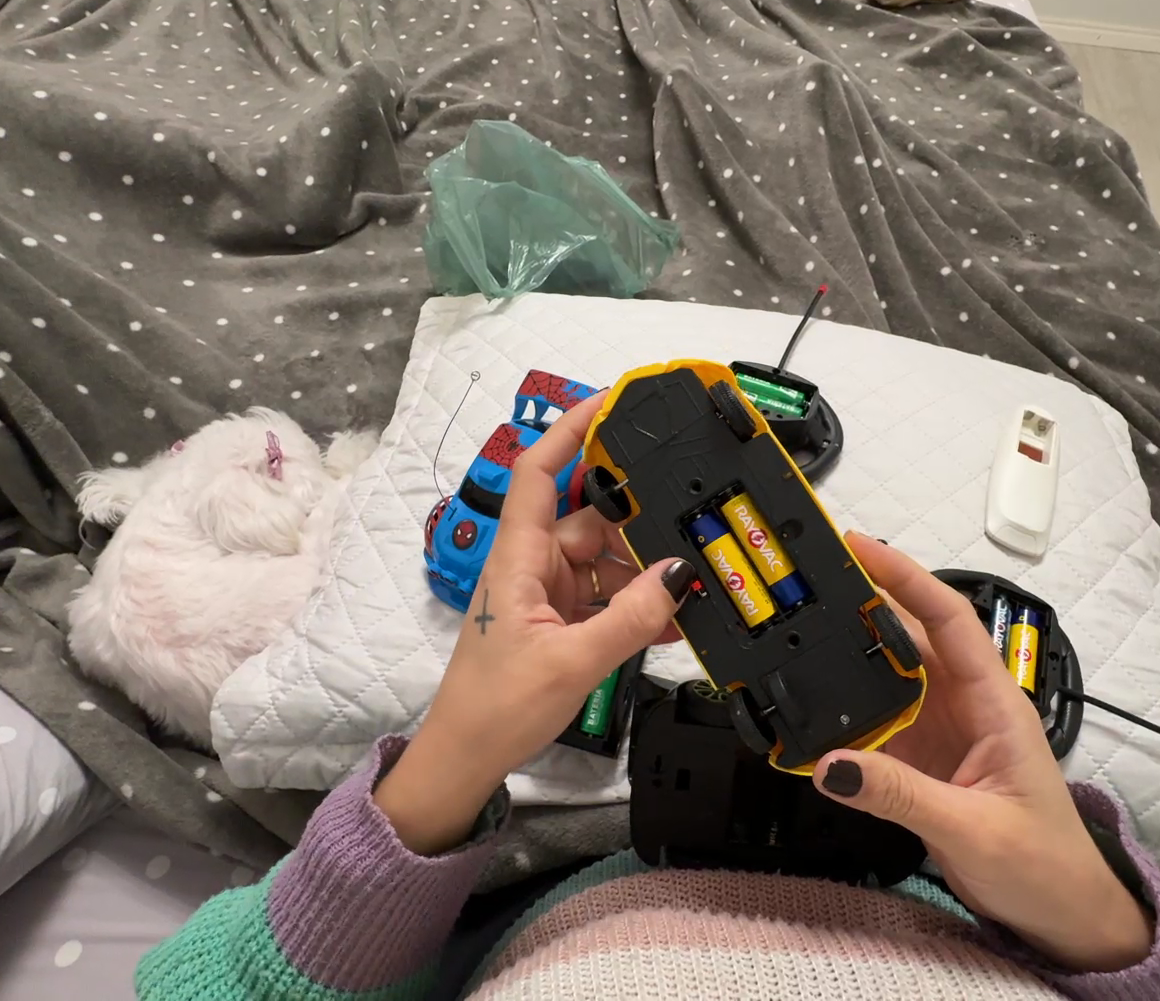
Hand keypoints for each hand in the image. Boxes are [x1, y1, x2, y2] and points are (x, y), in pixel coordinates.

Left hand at [375, 391, 694, 853]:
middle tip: (692, 523)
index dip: (570, 431)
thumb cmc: (499, 705)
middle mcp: (535, 562)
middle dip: (640, 524)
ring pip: (607, 561)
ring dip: (645, 575)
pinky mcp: (561, 617)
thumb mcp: (572, 661)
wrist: (468, 757)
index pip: (539, 472)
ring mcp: (549, 590)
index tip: (612, 402)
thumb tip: (681, 575)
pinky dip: (637, 605)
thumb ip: (630, 619)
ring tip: (692, 588)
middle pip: (593, 519)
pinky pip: (608, 596)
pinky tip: (673, 621)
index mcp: (521, 555)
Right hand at [813, 535, 1153, 972]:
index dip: (904, 576)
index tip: (857, 546)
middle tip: (807, 580)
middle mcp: (962, 700)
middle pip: (907, 634)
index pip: (947, 618)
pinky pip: (875, 715)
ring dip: (846, 650)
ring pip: (886, 670)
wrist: (1061, 915)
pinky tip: (809, 699)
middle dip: (861, 600)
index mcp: (991, 700)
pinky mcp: (918, 752)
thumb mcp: (974, 830)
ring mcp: (938, 725)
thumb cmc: (1043, 866)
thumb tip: (828, 763)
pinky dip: (843, 705)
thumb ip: (900, 795)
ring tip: (796, 628)